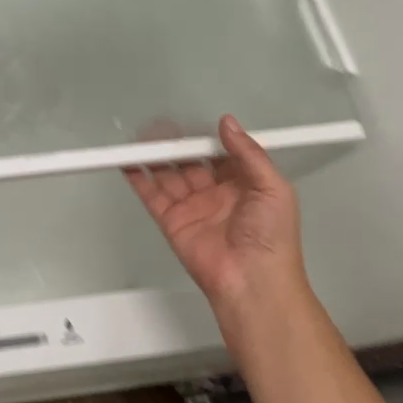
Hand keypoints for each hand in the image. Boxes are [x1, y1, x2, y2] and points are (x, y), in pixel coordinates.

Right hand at [123, 115, 304, 307]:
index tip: (191, 121)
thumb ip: (250, 153)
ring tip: (139, 137)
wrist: (253, 281)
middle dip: (176, 144)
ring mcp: (192, 208)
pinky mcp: (172, 222)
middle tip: (159, 126)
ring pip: (169, 175)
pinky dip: (138, 179)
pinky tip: (128, 161)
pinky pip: (152, 195)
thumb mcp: (274, 188)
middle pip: (190, 162)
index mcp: (244, 185)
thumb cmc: (272, 237)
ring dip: (155, 156)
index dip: (205, 138)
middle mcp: (216, 194)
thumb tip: (227, 122)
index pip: (220, 154)